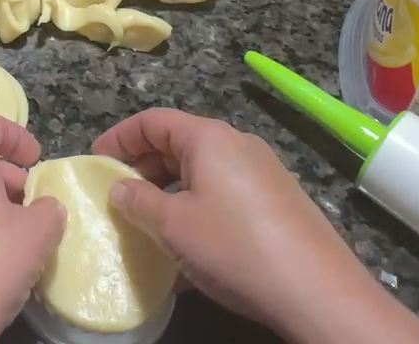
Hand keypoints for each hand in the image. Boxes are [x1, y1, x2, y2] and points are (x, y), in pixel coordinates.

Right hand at [94, 109, 418, 343]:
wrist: (323, 296)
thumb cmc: (237, 249)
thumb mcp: (174, 226)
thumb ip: (139, 202)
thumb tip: (120, 189)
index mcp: (208, 137)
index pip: (152, 120)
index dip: (119, 137)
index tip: (95, 160)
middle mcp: (237, 143)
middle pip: (177, 142)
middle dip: (143, 167)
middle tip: (118, 195)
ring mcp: (263, 172)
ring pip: (202, 170)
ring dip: (170, 190)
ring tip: (150, 223)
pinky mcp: (280, 202)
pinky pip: (225, 191)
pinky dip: (199, 206)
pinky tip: (191, 244)